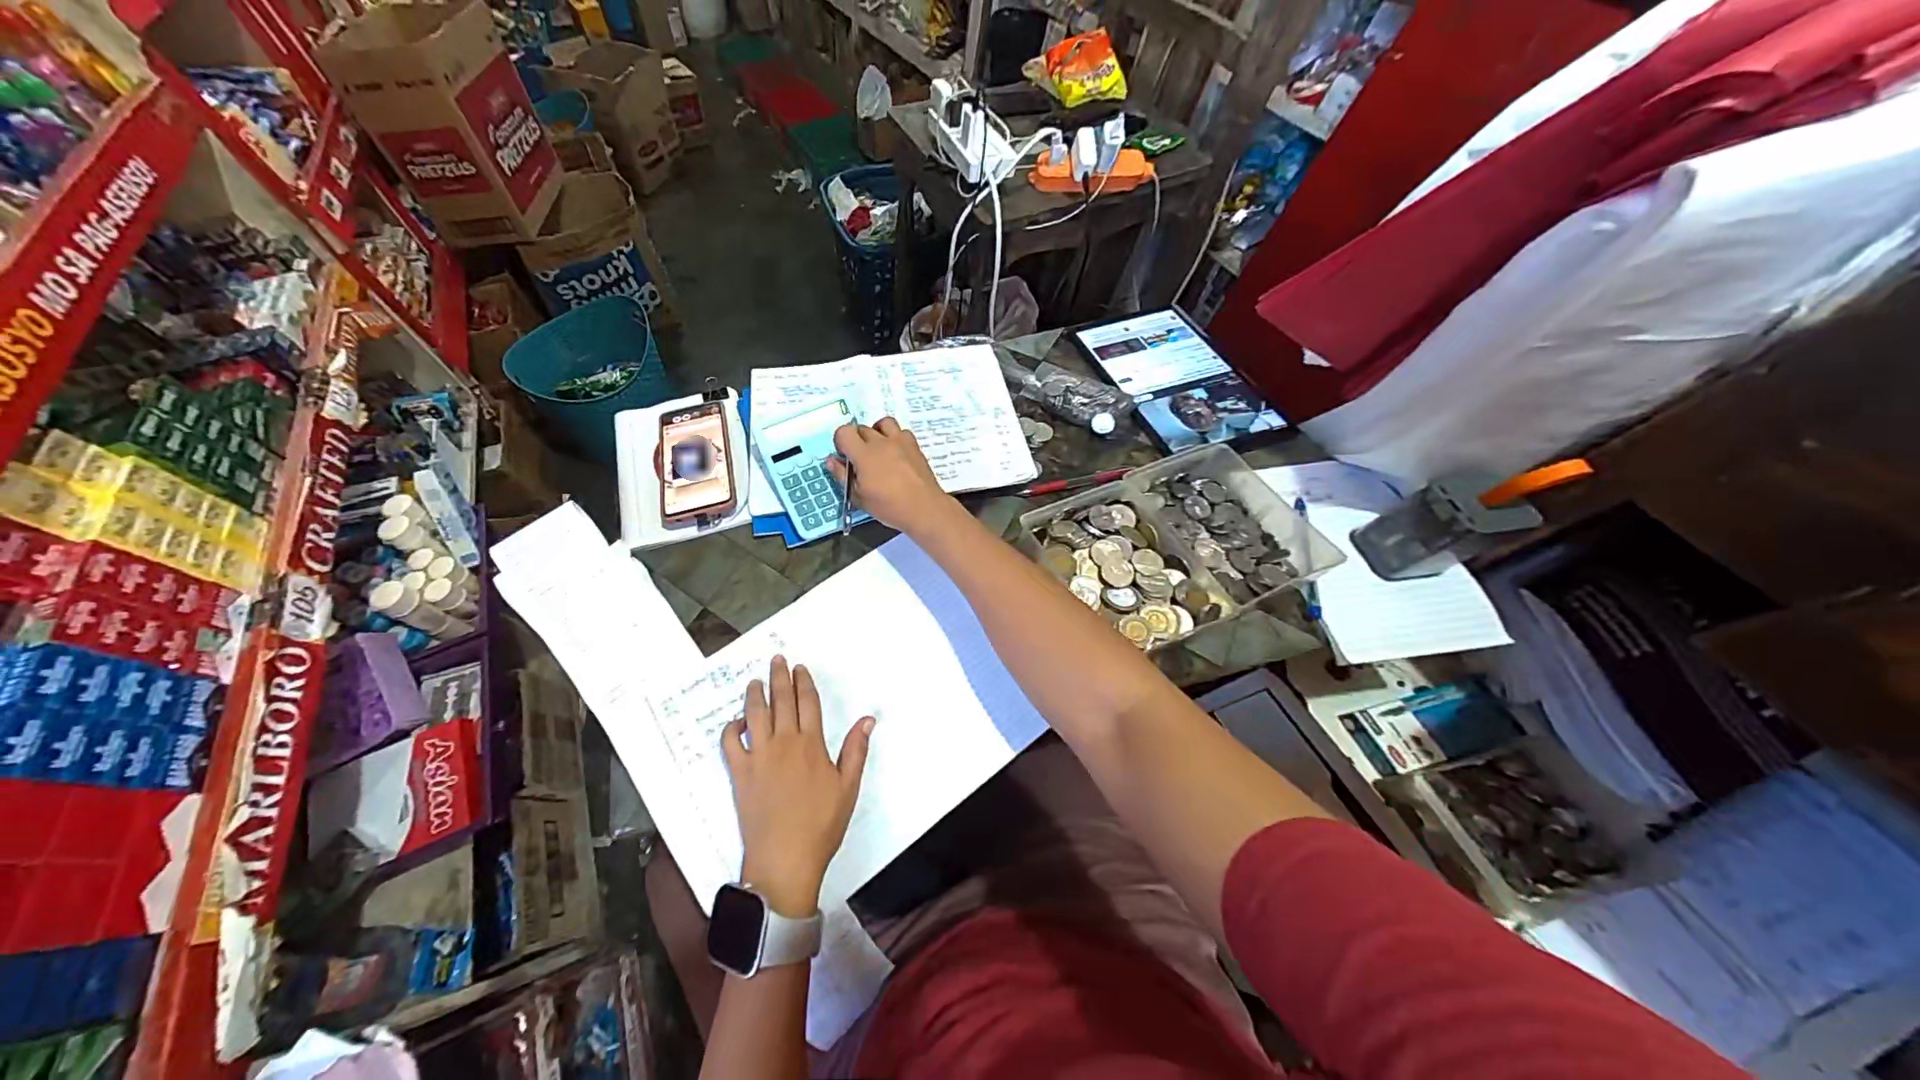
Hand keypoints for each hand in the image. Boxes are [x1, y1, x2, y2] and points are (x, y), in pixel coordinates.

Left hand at [721, 656, 873, 916]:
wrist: (784, 858)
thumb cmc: (821, 825)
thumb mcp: (848, 787)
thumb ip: (855, 750)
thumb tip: (867, 720)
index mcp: (811, 745)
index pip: (807, 703)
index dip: (803, 682)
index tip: (800, 668)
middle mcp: (783, 743)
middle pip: (781, 701)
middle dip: (779, 678)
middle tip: (776, 660)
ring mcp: (758, 757)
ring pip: (754, 715)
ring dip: (755, 695)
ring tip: (755, 681)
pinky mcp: (739, 774)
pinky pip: (730, 743)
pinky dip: (731, 729)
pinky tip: (736, 722)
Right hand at [828, 417, 954, 534]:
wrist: (923, 508)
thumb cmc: (889, 506)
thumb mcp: (859, 497)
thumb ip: (842, 475)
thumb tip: (831, 460)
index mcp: (864, 454)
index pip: (844, 432)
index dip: (840, 442)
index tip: (845, 457)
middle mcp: (881, 442)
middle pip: (862, 429)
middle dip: (857, 441)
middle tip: (861, 461)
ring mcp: (900, 441)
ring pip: (883, 424)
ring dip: (877, 433)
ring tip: (878, 450)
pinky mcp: (914, 445)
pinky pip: (901, 431)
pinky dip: (895, 438)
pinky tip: (896, 453)